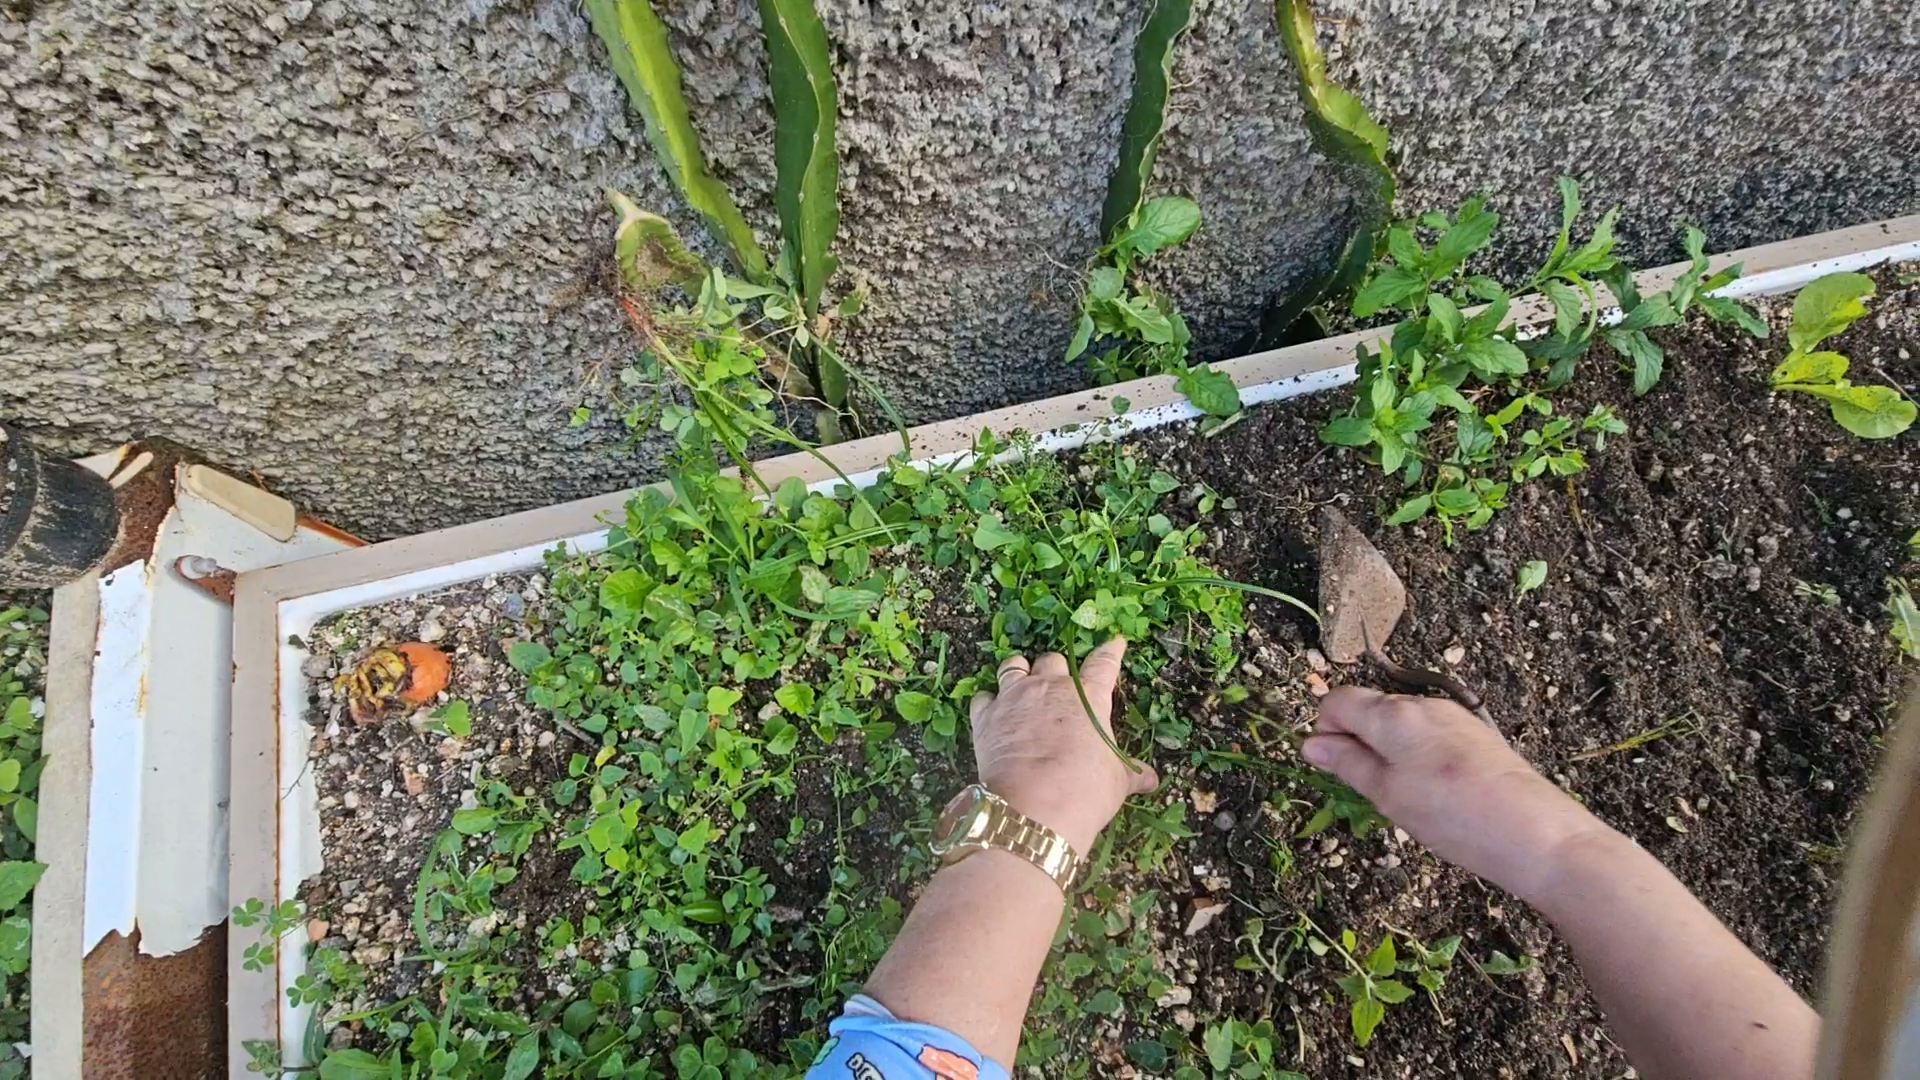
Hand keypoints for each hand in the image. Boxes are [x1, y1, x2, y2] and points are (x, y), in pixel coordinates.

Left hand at [968, 638, 1159, 853]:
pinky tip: (992, 710)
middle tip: (1058, 684)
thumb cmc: (1085, 789)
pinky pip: (983, 696)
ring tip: (1022, 681)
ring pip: (1013, 666)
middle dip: (1056, 669)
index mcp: (1088, 696)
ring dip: (1019, 671)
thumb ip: (1132, 773)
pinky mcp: (986, 715)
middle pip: (1053, 660)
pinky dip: (989, 701)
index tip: (1114, 641)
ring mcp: (1014, 697)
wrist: (1034, 806)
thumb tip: (1151, 779)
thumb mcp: (1116, 782)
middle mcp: (1049, 687)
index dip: (1110, 651)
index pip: (1103, 664)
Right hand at [1303, 687, 1608, 900]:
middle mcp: (1421, 704)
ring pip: (1398, 725)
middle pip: (1368, 710)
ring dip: (1388, 752)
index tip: (1336, 768)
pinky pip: (1428, 736)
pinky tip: (1439, 795)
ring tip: (1409, 798)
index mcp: (1392, 714)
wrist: (1548, 842)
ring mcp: (1454, 717)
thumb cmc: (1455, 818)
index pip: (1336, 701)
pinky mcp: (1478, 736)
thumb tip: (1310, 744)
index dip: (1326, 731)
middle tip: (1373, 791)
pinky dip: (1417, 757)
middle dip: (1358, 743)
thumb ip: (1346, 763)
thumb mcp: (1387, 795)